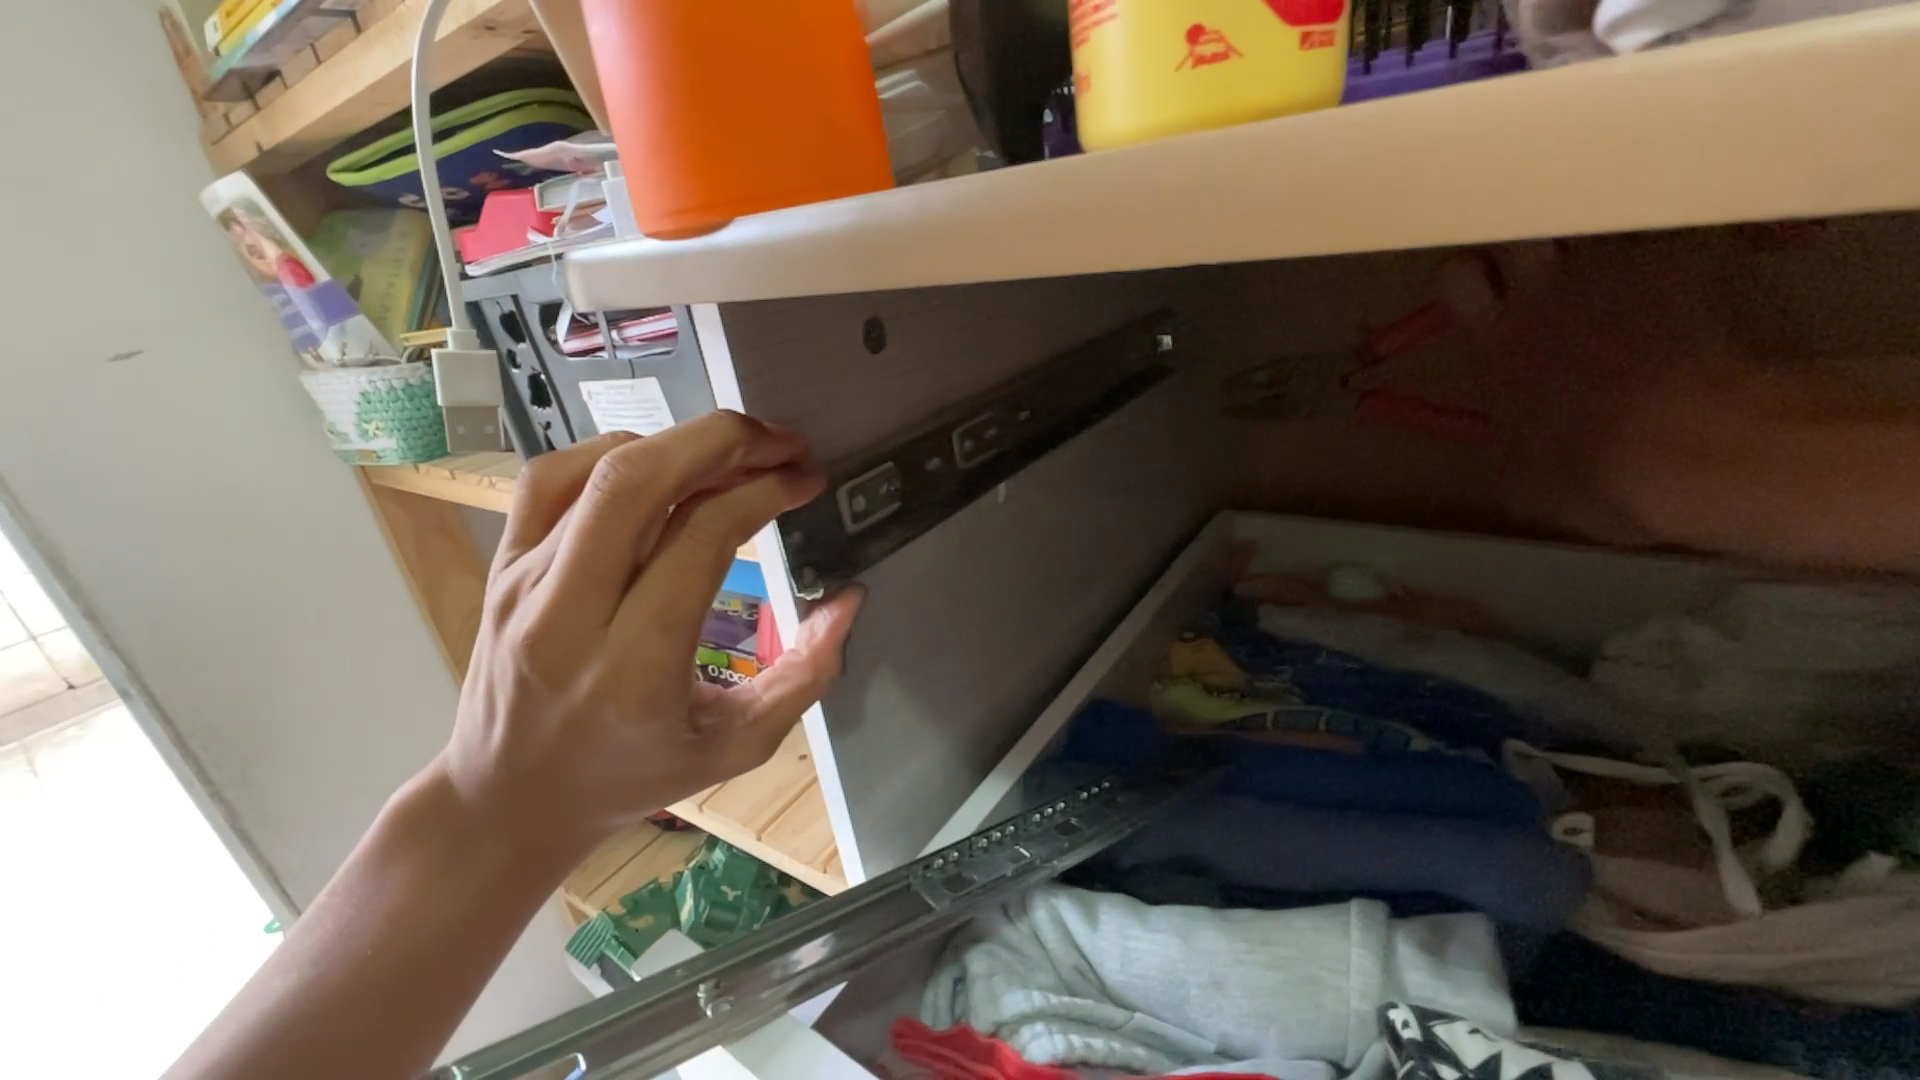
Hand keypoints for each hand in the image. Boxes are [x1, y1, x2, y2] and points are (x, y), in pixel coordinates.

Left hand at [436, 414, 862, 857]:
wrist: (508, 798)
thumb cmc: (632, 775)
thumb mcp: (737, 745)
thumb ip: (805, 674)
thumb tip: (847, 600)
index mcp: (635, 664)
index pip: (701, 537)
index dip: (763, 493)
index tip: (805, 482)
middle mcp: (568, 613)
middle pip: (637, 481)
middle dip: (722, 441)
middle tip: (781, 442)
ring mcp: (522, 581)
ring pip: (595, 469)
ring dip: (675, 443)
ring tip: (733, 453)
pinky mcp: (501, 565)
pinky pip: (552, 478)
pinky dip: (615, 453)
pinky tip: (660, 465)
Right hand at [1437, 237, 1785, 546]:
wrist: (1704, 445)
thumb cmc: (1598, 474)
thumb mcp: (1525, 487)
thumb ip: (1509, 452)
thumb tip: (1515, 456)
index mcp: (1494, 343)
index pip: (1455, 273)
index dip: (1468, 275)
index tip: (1484, 292)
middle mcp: (1543, 293)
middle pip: (1516, 225)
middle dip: (1525, 234)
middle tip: (1545, 261)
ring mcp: (1616, 269)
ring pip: (1591, 216)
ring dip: (1597, 235)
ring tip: (1617, 266)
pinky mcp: (1687, 259)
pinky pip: (1669, 229)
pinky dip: (1670, 243)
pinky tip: (1688, 273)